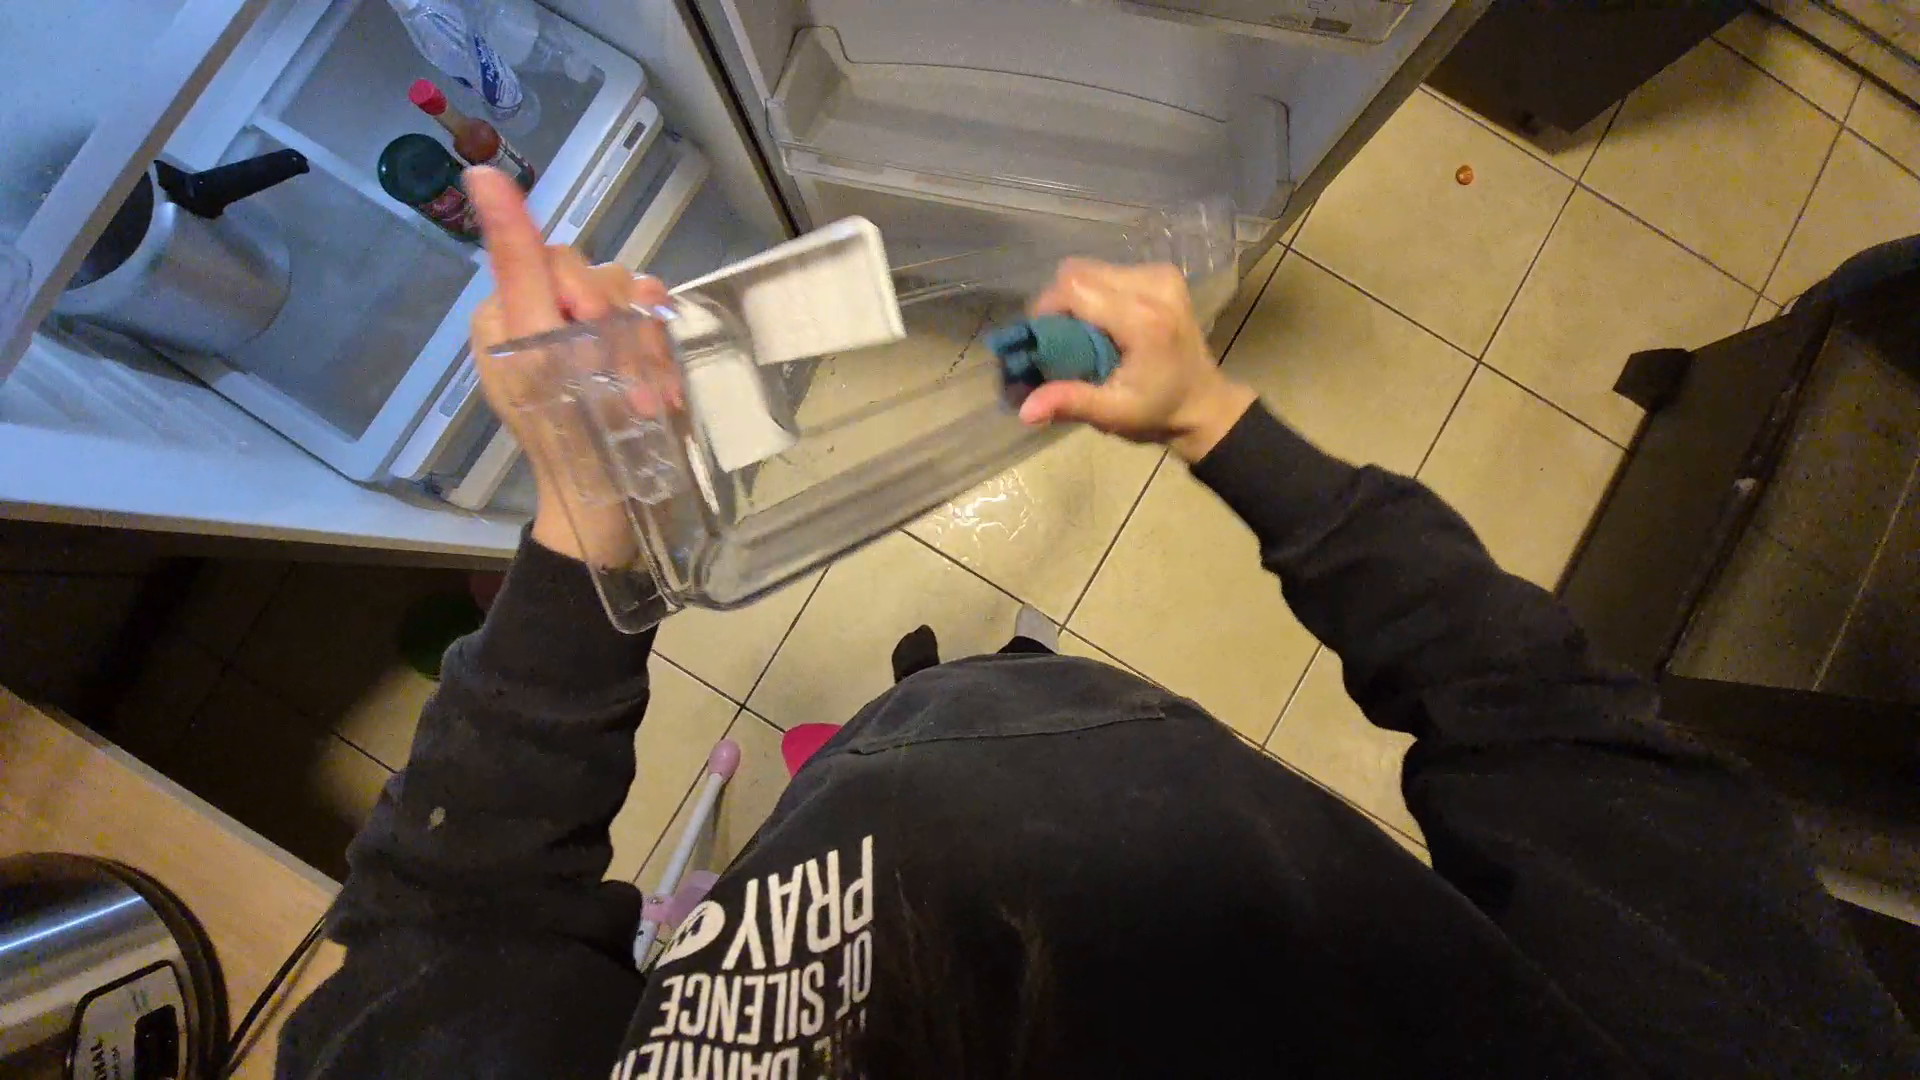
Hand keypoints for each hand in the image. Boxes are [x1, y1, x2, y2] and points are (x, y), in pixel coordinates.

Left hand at [466, 166, 671, 562]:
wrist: (609, 511)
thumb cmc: (564, 437)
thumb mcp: (534, 349)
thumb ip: (519, 264)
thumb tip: (484, 173)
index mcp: (509, 314)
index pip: (553, 256)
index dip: (582, 285)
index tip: (595, 324)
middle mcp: (550, 320)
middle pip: (600, 277)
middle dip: (620, 326)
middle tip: (628, 378)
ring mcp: (594, 343)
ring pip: (635, 305)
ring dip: (647, 350)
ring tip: (650, 398)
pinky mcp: (630, 363)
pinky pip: (656, 334)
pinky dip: (663, 362)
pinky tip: (663, 392)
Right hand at [1020, 258, 1256, 461]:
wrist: (1204, 405)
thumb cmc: (1157, 413)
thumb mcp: (1112, 414)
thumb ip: (1069, 403)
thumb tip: (1024, 411)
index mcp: (1143, 319)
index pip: (1074, 288)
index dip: (1045, 309)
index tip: (1039, 341)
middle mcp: (1154, 285)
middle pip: (1078, 272)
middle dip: (1057, 304)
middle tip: (1056, 340)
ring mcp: (1161, 275)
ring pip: (1091, 269)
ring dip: (1075, 298)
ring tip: (1079, 334)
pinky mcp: (1162, 273)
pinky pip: (1109, 272)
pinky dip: (1094, 294)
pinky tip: (1100, 323)